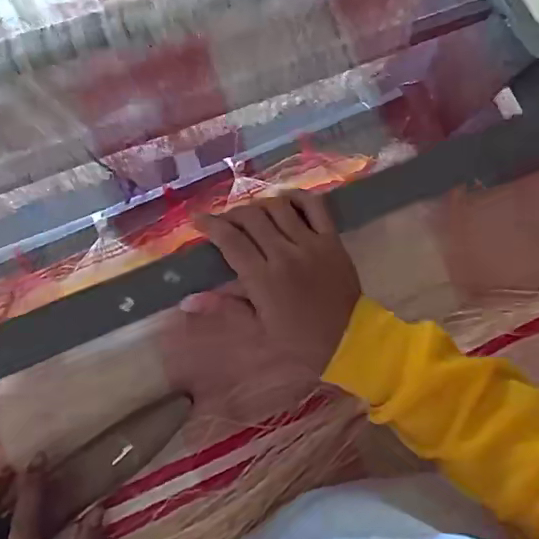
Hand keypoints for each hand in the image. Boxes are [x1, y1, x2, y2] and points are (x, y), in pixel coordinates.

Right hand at [191, 192, 361, 373]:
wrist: (351, 341)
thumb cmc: (300, 342)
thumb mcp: (259, 330)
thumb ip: (225, 307)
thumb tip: (187, 300)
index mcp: (264, 279)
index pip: (230, 240)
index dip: (210, 225)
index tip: (197, 220)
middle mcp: (285, 254)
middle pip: (250, 217)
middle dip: (230, 214)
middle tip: (224, 221)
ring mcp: (311, 243)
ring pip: (277, 206)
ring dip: (258, 204)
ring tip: (251, 213)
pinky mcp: (332, 239)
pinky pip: (314, 205)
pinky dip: (296, 197)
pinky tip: (284, 200)